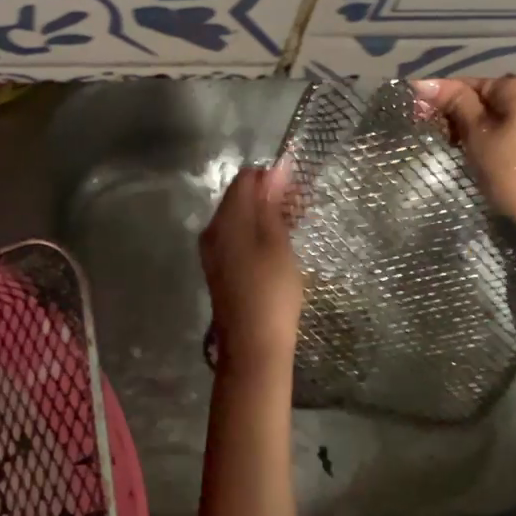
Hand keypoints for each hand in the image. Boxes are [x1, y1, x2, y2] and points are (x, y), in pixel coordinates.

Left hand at [200, 166, 302, 370]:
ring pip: (240, 219)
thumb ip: (272, 203)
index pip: (245, 179)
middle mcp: (212, 231)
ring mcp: (214, 252)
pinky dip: (259, 235)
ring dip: (267, 216)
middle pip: (240, 198)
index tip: (299, 190)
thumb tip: (275, 168)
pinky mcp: (221, 270)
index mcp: (224, 220)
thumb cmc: (270, 291)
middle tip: (303, 208)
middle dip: (271, 196)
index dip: (272, 177)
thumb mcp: (277, 242)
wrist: (253, 346)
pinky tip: (280, 247)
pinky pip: (238, 238)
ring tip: (296, 227)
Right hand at [412, 77, 515, 244]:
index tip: (421, 117)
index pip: (471, 81)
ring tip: (468, 149)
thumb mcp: (480, 140)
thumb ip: (456, 105)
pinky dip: (506, 131)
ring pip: (509, 108)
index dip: (442, 98)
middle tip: (446, 140)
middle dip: (465, 112)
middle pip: (492, 93)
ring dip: (485, 124)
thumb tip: (425, 82)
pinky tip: (496, 153)